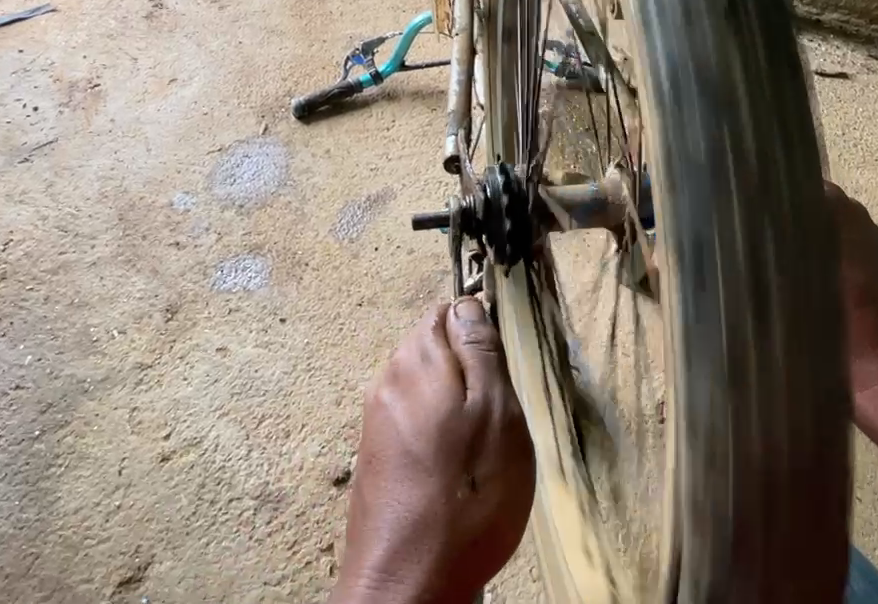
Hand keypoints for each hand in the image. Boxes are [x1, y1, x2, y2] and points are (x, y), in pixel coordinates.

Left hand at [331, 298, 534, 603]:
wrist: (406, 586)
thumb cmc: (467, 497)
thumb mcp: (496, 414)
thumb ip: (482, 352)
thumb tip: (469, 303)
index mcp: (418, 361)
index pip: (448, 311)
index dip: (480, 331)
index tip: (502, 370)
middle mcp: (388, 380)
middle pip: (435, 348)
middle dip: (468, 370)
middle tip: (496, 415)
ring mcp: (376, 420)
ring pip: (425, 386)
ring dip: (454, 404)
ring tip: (479, 447)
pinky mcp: (375, 455)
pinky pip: (413, 420)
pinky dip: (437, 432)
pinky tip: (454, 469)